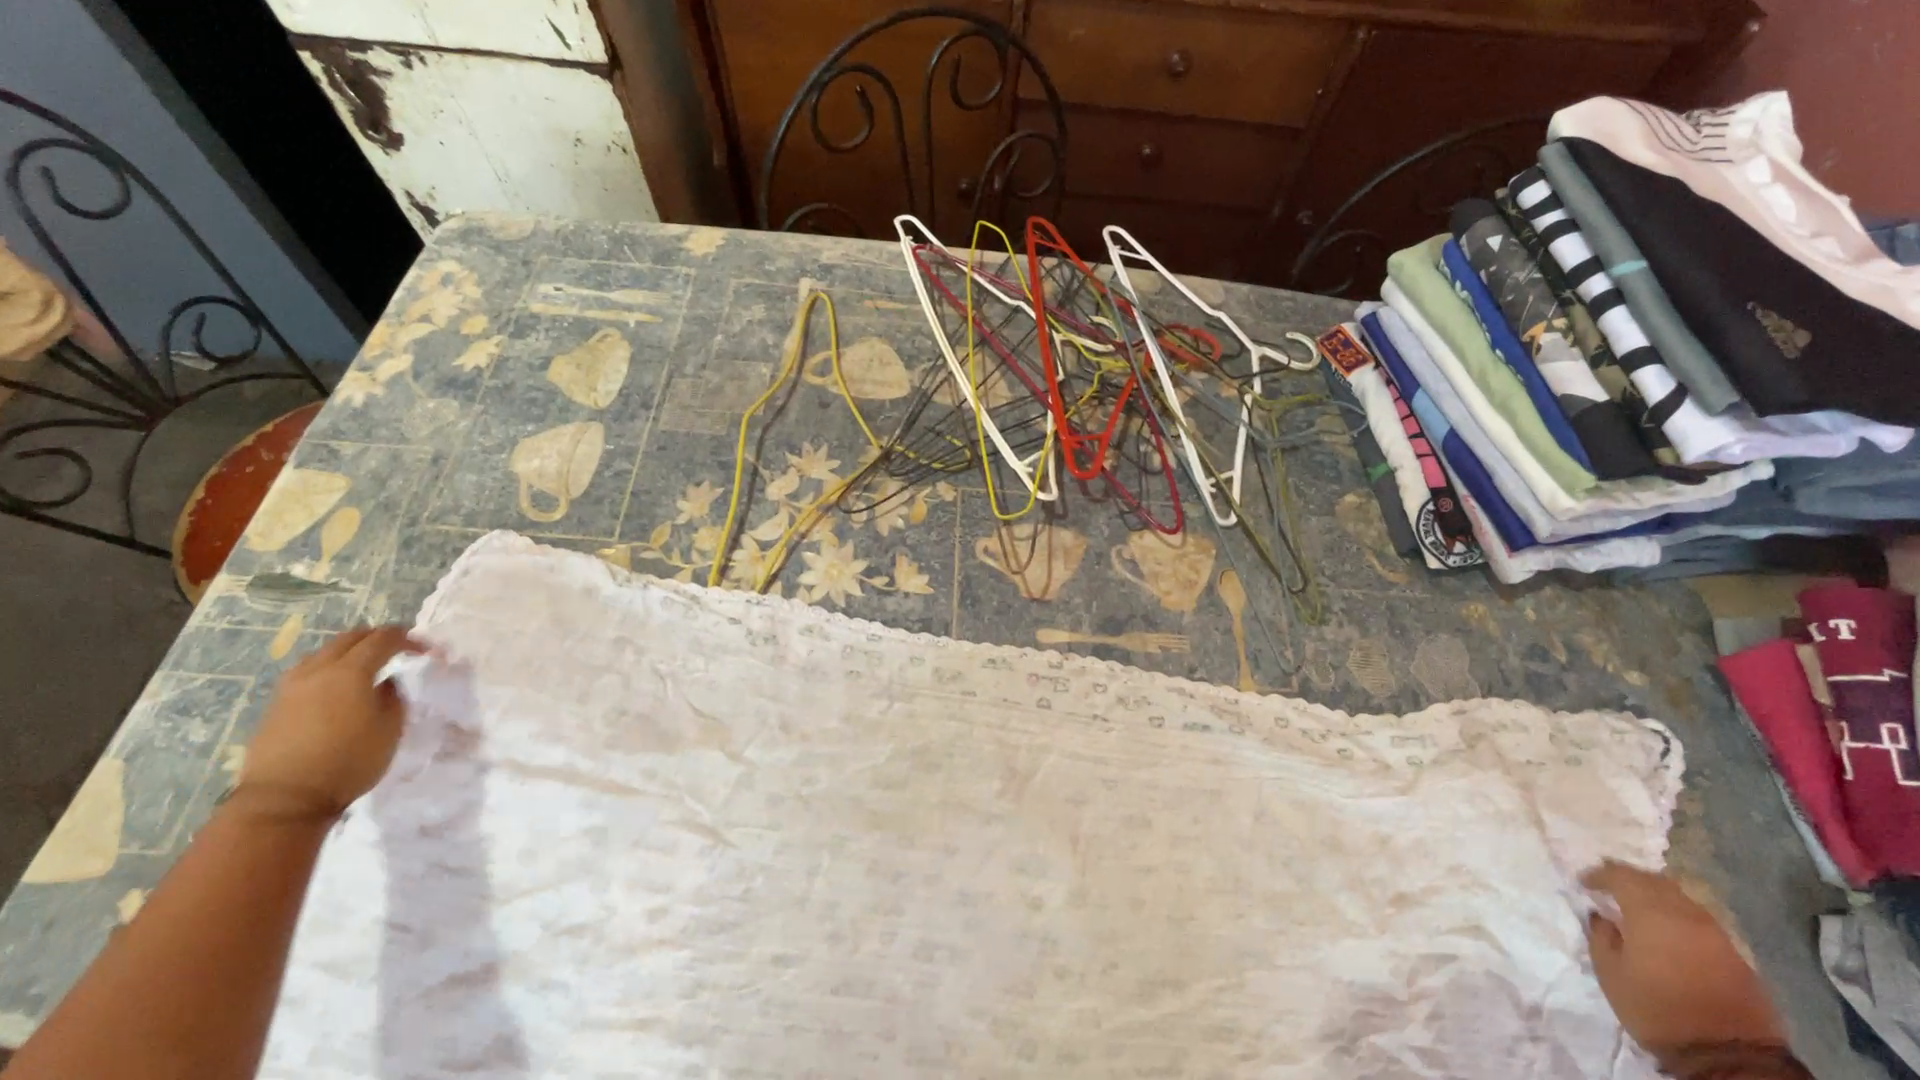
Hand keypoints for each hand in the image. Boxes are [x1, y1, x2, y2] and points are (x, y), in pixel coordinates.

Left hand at [238, 625, 424, 821]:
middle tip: (398, 649)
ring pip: (325, 652)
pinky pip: (308, 671)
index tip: (426, 650)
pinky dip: (329, 668)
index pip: (383, 639)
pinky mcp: (277, 702)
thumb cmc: (348, 762)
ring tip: (366, 667)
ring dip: (350, 651)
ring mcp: (292, 685)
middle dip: (378, 638)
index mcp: (350, 672)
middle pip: (350, 637)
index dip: (408, 639)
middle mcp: (318, 669)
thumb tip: (386, 682)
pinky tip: (336, 688)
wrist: (285, 798)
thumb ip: (393, 697)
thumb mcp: (389, 730)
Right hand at [1583, 860, 1786, 1065]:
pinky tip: (1668, 931)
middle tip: (1610, 886)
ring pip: (1680, 899)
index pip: (1621, 876)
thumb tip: (1602, 917)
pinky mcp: (1734, 953)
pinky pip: (1697, 920)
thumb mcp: (1611, 974)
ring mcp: (1715, 932)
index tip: (1584, 882)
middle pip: (1654, 881)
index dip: (1599, 874)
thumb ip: (1602, 937)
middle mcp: (1685, 913)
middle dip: (1629, 879)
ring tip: (1638, 907)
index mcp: (1651, 913)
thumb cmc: (1656, 1008)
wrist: (1727, 1053)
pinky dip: (1677, 916)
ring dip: (1656, 896)